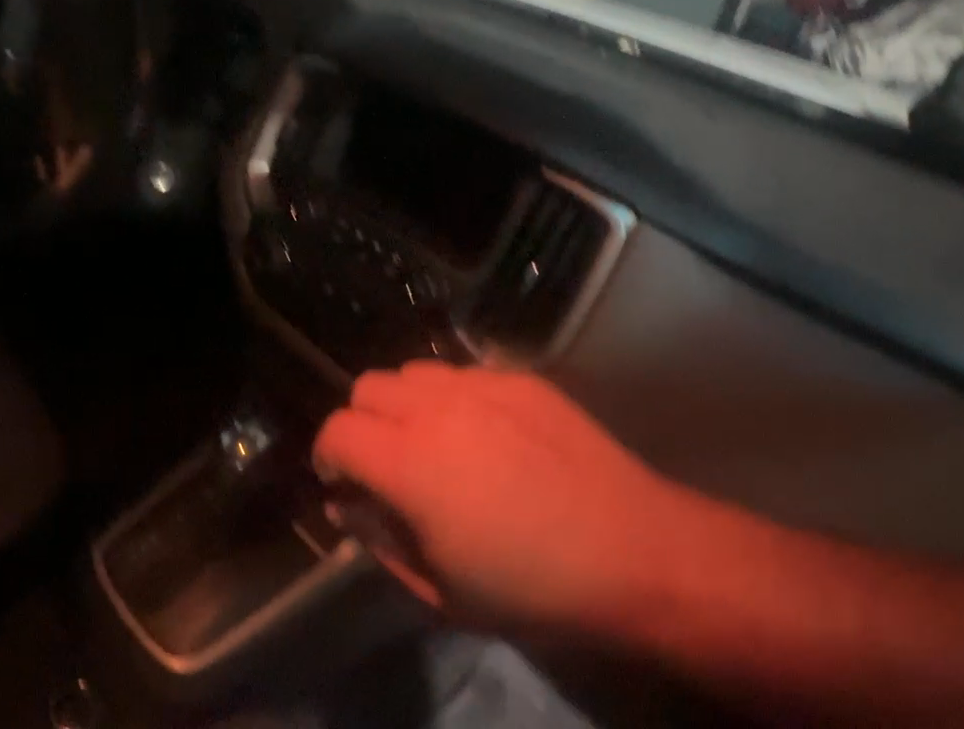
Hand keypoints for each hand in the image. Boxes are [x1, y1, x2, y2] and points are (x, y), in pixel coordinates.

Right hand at [312, 361, 702, 632]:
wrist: (635, 553)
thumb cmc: (532, 589)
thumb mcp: (440, 591)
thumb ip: (379, 540)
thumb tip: (348, 504)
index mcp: (410, 463)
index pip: (337, 432)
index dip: (328, 458)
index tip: (345, 486)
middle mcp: (438, 408)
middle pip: (367, 387)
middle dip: (362, 425)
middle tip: (387, 466)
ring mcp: (483, 385)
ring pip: (413, 371)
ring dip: (405, 404)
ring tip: (434, 444)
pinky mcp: (521, 379)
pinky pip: (462, 373)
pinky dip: (452, 398)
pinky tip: (485, 437)